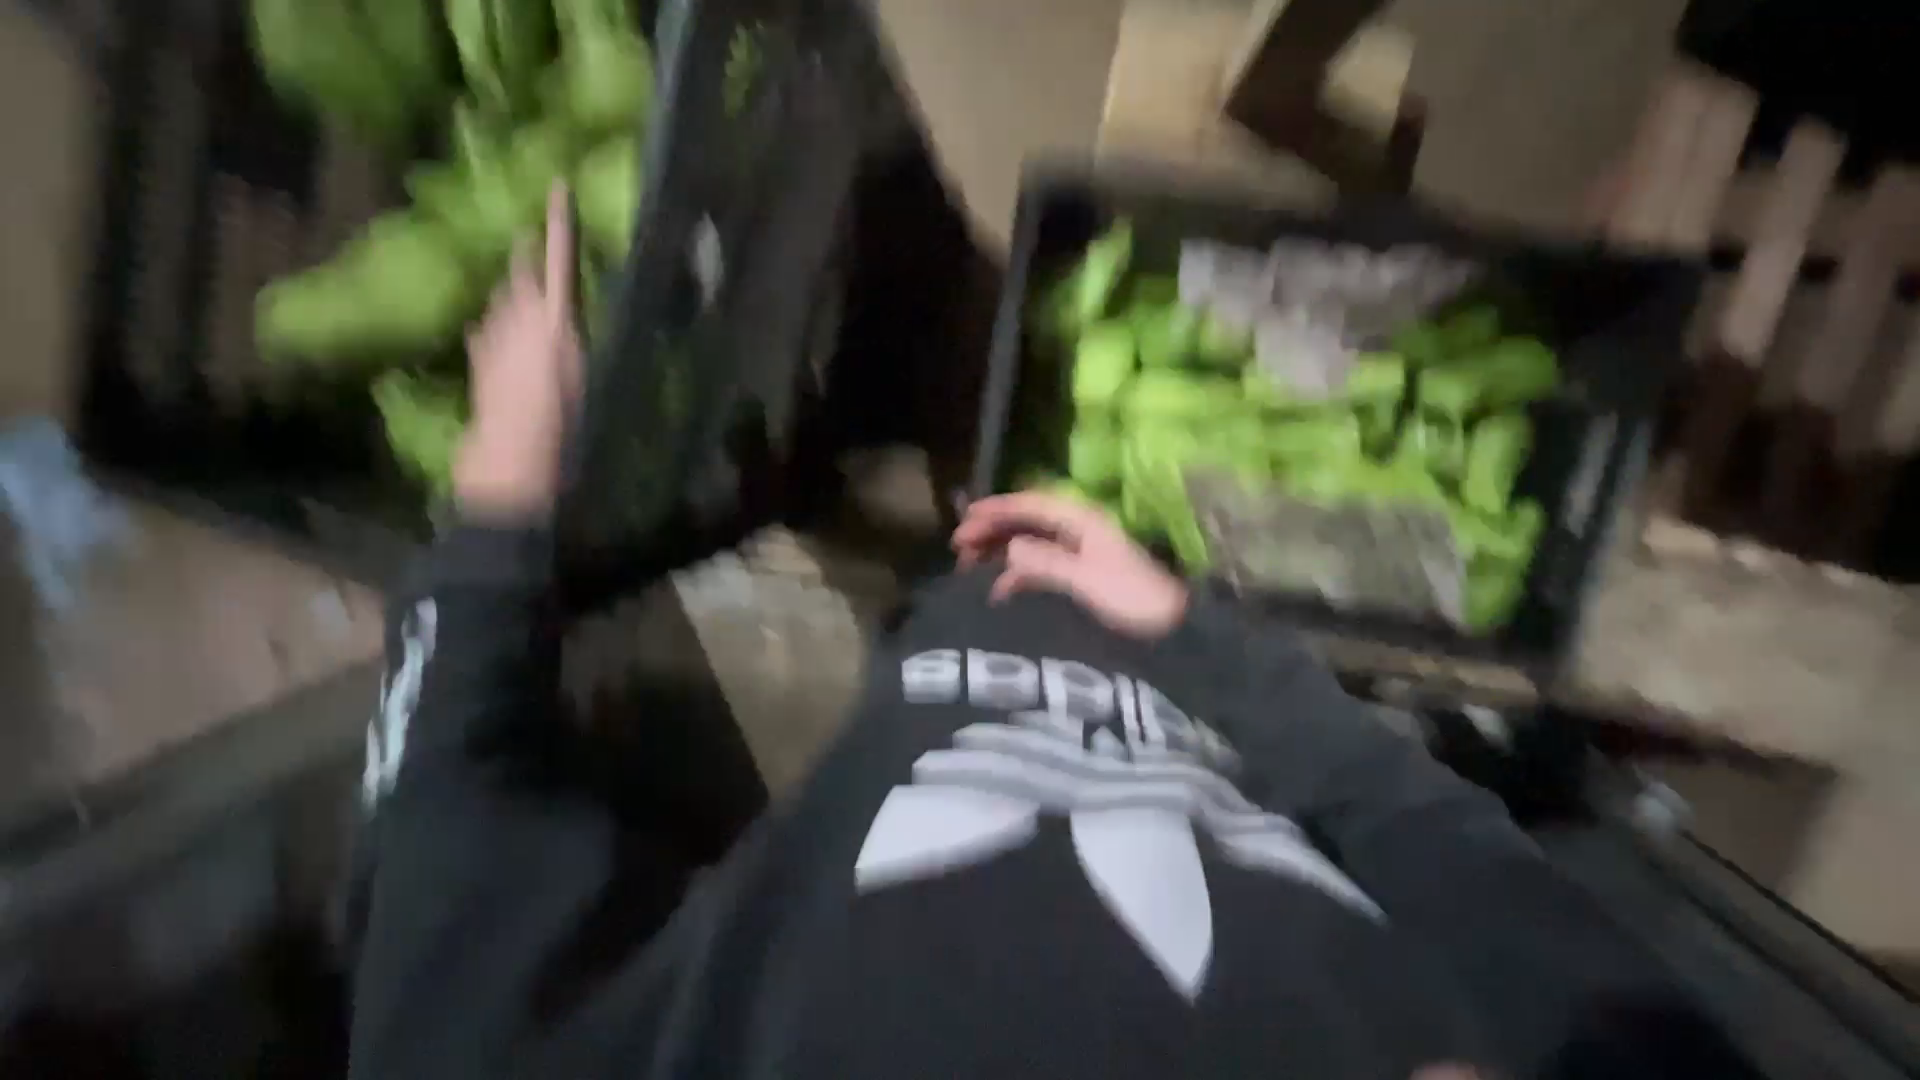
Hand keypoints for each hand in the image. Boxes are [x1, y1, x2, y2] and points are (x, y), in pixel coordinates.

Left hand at [453, 183, 583, 520]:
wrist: (513, 459)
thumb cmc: (566, 426)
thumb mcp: (587, 381)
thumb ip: (578, 345)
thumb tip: (573, 326)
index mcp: (556, 323)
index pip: (559, 261)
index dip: (559, 225)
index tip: (557, 187)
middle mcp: (520, 320)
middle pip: (519, 273)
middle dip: (524, 252)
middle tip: (528, 235)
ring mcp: (493, 337)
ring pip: (500, 299)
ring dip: (510, 291)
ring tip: (519, 292)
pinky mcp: (478, 359)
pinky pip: (485, 330)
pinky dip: (495, 327)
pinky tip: (497, 336)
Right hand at [951, 492, 1188, 639]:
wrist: (1174, 630)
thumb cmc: (1134, 600)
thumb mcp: (1089, 581)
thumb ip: (1048, 563)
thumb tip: (1009, 548)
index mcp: (1082, 521)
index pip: (1031, 506)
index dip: (997, 509)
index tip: (965, 520)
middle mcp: (1077, 531)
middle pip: (1026, 522)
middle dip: (992, 529)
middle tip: (958, 545)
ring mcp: (1077, 554)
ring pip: (1027, 543)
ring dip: (998, 551)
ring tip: (967, 565)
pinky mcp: (1077, 578)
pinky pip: (1036, 568)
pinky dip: (1014, 576)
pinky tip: (996, 591)